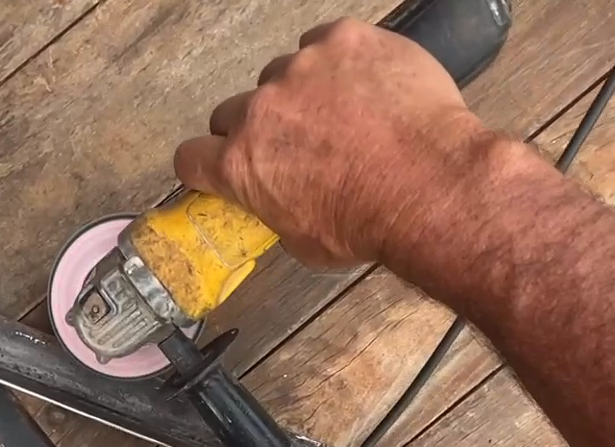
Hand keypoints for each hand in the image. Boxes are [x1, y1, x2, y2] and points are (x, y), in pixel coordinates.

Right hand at [173, 18, 506, 274]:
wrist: (424, 185)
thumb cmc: (363, 223)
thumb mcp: (298, 239)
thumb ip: (271, 206)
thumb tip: (275, 197)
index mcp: (238, 166)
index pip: (189, 157)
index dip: (202, 164)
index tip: (216, 167)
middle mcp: (259, 111)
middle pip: (231, 112)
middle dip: (252, 130)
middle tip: (287, 146)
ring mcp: (301, 68)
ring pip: (279, 75)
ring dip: (295, 94)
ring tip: (336, 116)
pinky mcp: (344, 39)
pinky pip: (323, 43)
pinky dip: (335, 63)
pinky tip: (360, 87)